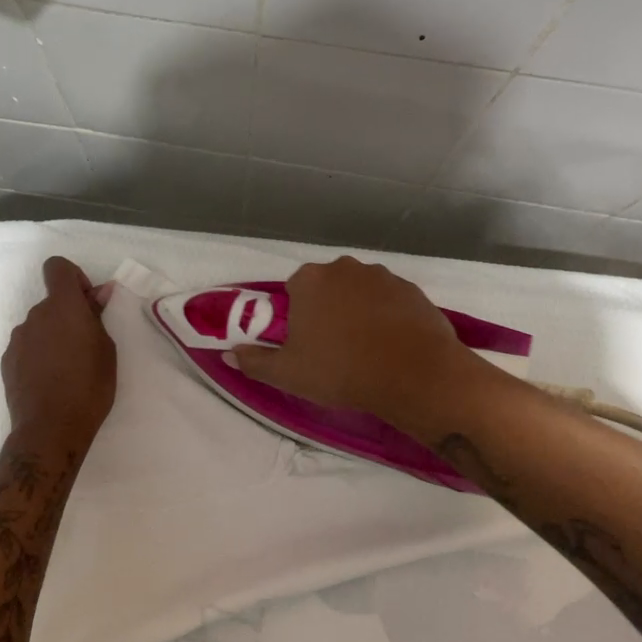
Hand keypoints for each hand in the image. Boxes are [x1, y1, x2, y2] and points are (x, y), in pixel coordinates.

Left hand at [1, 256, 116, 446]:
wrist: (51, 429)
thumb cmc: (90, 386)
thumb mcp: (106, 348)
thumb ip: (97, 315)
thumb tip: (99, 292)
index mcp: (62, 306)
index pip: (57, 267)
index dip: (73, 278)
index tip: (87, 302)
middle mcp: (36, 315)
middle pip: (51, 301)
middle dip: (68, 315)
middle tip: (86, 344)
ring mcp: (18, 339)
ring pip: (40, 326)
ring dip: (53, 336)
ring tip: (68, 368)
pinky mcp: (8, 361)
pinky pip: (28, 346)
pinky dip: (39, 354)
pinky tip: (50, 380)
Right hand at [232, 256, 493, 426]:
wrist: (413, 374)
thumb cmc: (340, 370)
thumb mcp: (287, 373)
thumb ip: (254, 361)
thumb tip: (229, 352)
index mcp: (309, 280)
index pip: (294, 290)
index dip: (298, 316)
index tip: (306, 343)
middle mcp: (344, 268)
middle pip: (328, 287)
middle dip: (328, 310)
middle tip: (334, 348)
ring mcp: (382, 276)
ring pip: (361, 292)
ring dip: (359, 312)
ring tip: (366, 350)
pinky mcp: (412, 289)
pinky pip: (391, 302)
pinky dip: (388, 318)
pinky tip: (392, 346)